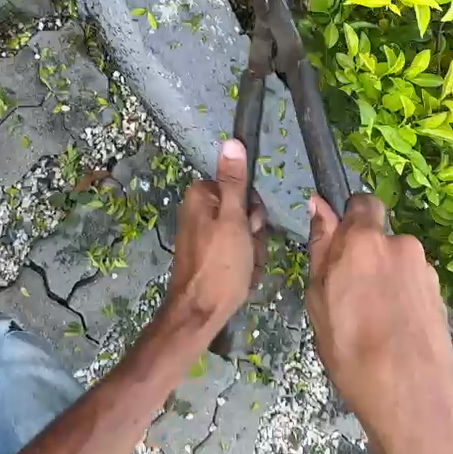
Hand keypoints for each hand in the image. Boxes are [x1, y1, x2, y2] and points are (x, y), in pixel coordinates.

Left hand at [163, 139, 264, 337]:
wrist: (200, 312)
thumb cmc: (219, 264)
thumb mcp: (233, 220)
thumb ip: (234, 181)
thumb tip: (232, 141)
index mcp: (201, 195)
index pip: (241, 189)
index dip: (252, 211)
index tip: (251, 228)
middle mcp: (199, 209)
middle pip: (244, 211)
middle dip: (254, 234)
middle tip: (248, 251)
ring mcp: (203, 233)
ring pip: (244, 234)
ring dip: (252, 252)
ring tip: (246, 268)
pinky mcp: (209, 254)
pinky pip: (237, 251)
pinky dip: (245, 264)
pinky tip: (242, 278)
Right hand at [306, 194, 452, 453]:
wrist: (413, 401)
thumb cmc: (351, 347)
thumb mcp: (319, 297)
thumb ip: (321, 247)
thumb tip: (319, 204)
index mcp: (366, 239)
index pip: (362, 202)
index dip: (350, 219)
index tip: (339, 245)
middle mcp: (402, 245)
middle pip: (379, 237)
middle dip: (366, 255)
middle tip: (349, 293)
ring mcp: (427, 273)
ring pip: (397, 263)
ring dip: (385, 279)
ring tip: (373, 320)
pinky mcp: (442, 299)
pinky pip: (413, 286)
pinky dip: (402, 299)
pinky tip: (393, 332)